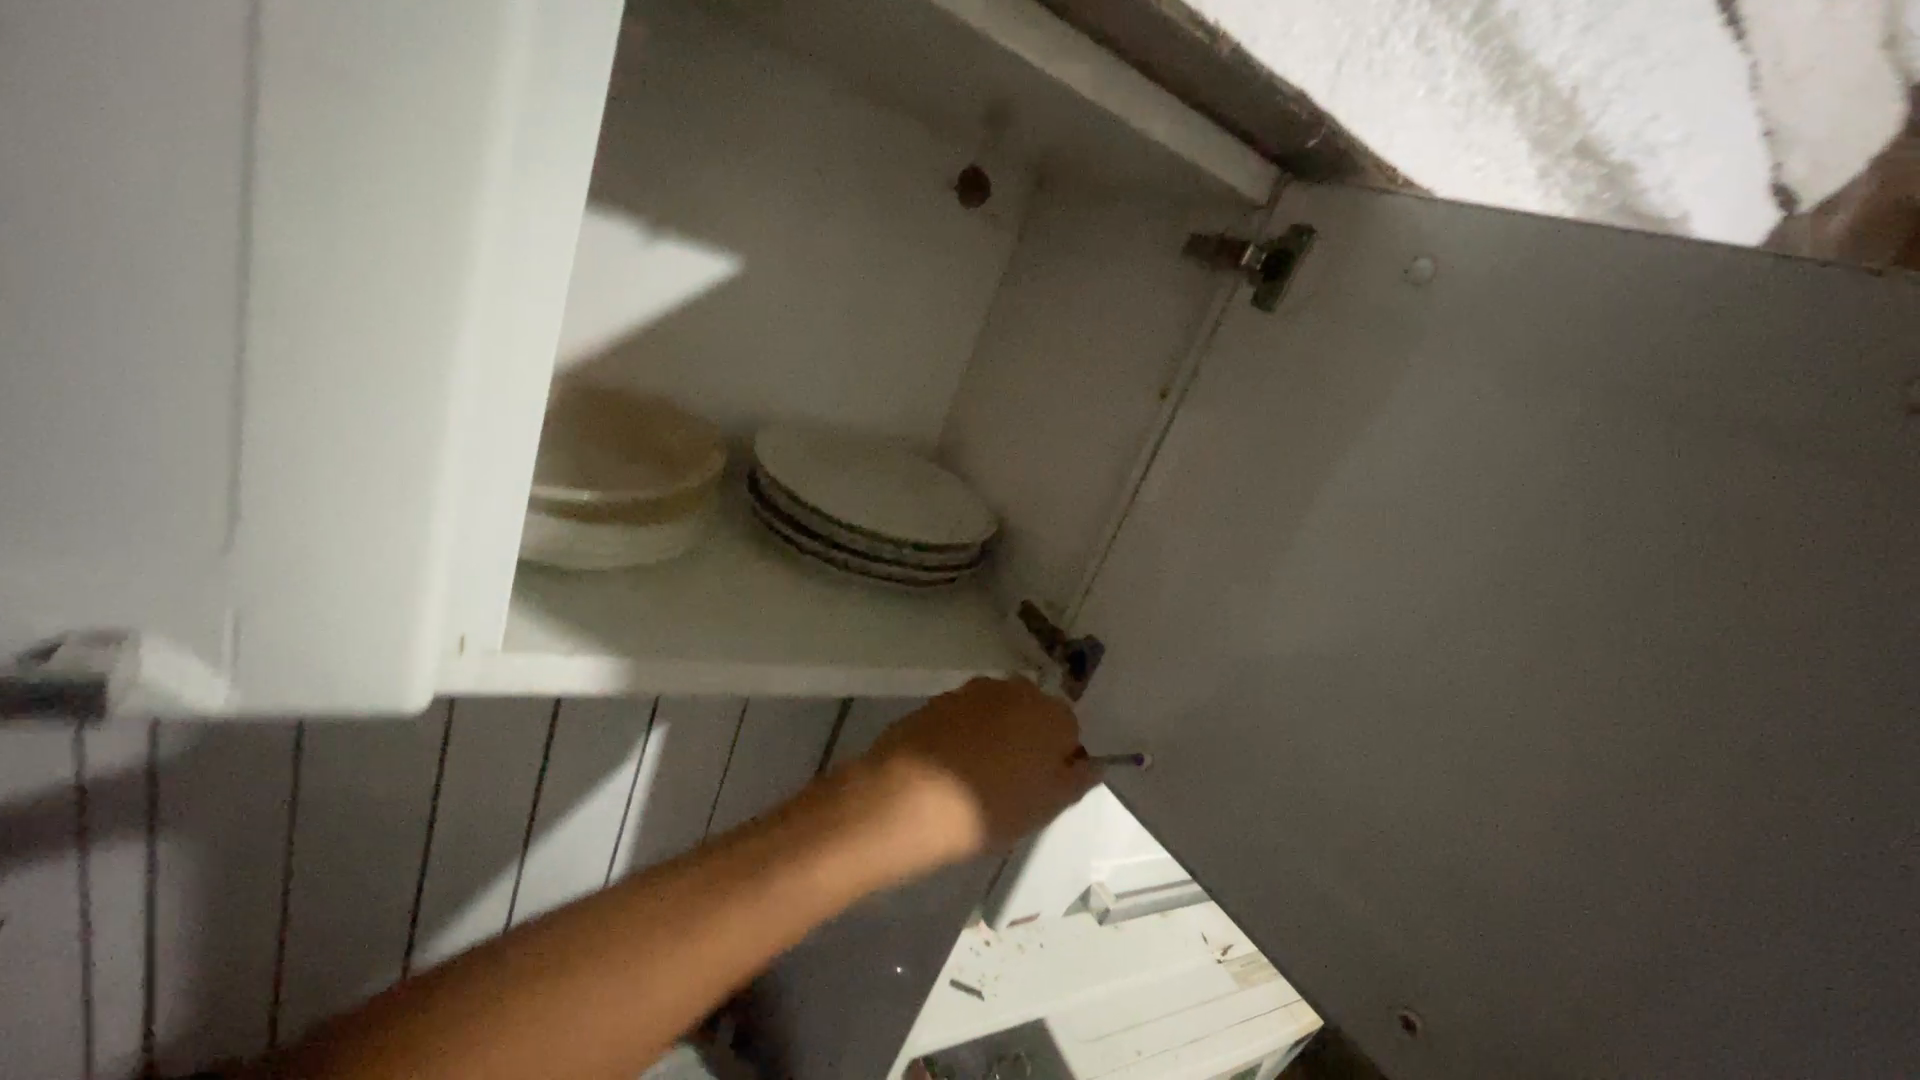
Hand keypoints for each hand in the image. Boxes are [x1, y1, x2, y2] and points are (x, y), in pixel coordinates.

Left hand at [855, 677, 1098, 871]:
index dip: (1058, 762)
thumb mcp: (1047, 806)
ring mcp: (967, 693)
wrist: (906, 800)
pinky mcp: (931, 703)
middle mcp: (1012, 690)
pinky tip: (945, 774)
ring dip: (991, 738)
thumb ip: (1077, 780)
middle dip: (1025, 742)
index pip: (1069, 731)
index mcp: (1050, 712)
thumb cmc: (990, 807)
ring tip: (973, 782)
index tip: (1042, 790)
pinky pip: (958, 721)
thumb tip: (1091, 763)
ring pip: (993, 715)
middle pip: (1030, 715)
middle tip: (1011, 786)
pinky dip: (958, 740)